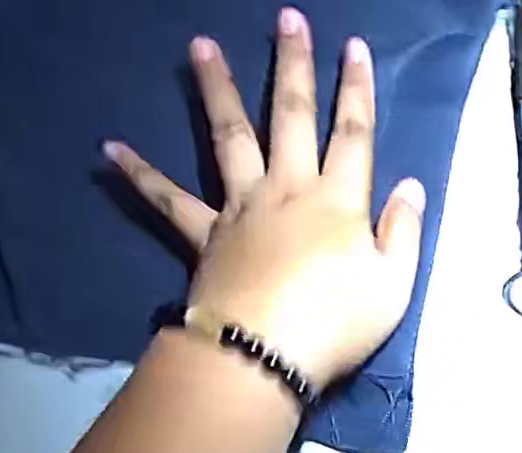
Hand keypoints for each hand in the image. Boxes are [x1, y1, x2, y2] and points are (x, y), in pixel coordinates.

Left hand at [105, 7, 425, 389]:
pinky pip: (171, 201)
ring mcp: (243, 209)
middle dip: (293, 69)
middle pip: (291, 119)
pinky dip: (142, 175)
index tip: (353, 49)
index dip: (357, 93)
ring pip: (231, 139)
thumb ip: (403, 233)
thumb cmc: (341, 322)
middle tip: (287, 21)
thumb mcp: (394, 285)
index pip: (354, 137)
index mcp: (339, 203)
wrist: (268, 351)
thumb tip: (410, 187)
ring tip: (200, 46)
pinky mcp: (209, 236)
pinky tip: (111, 148)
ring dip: (218, 91)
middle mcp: (289, 191)